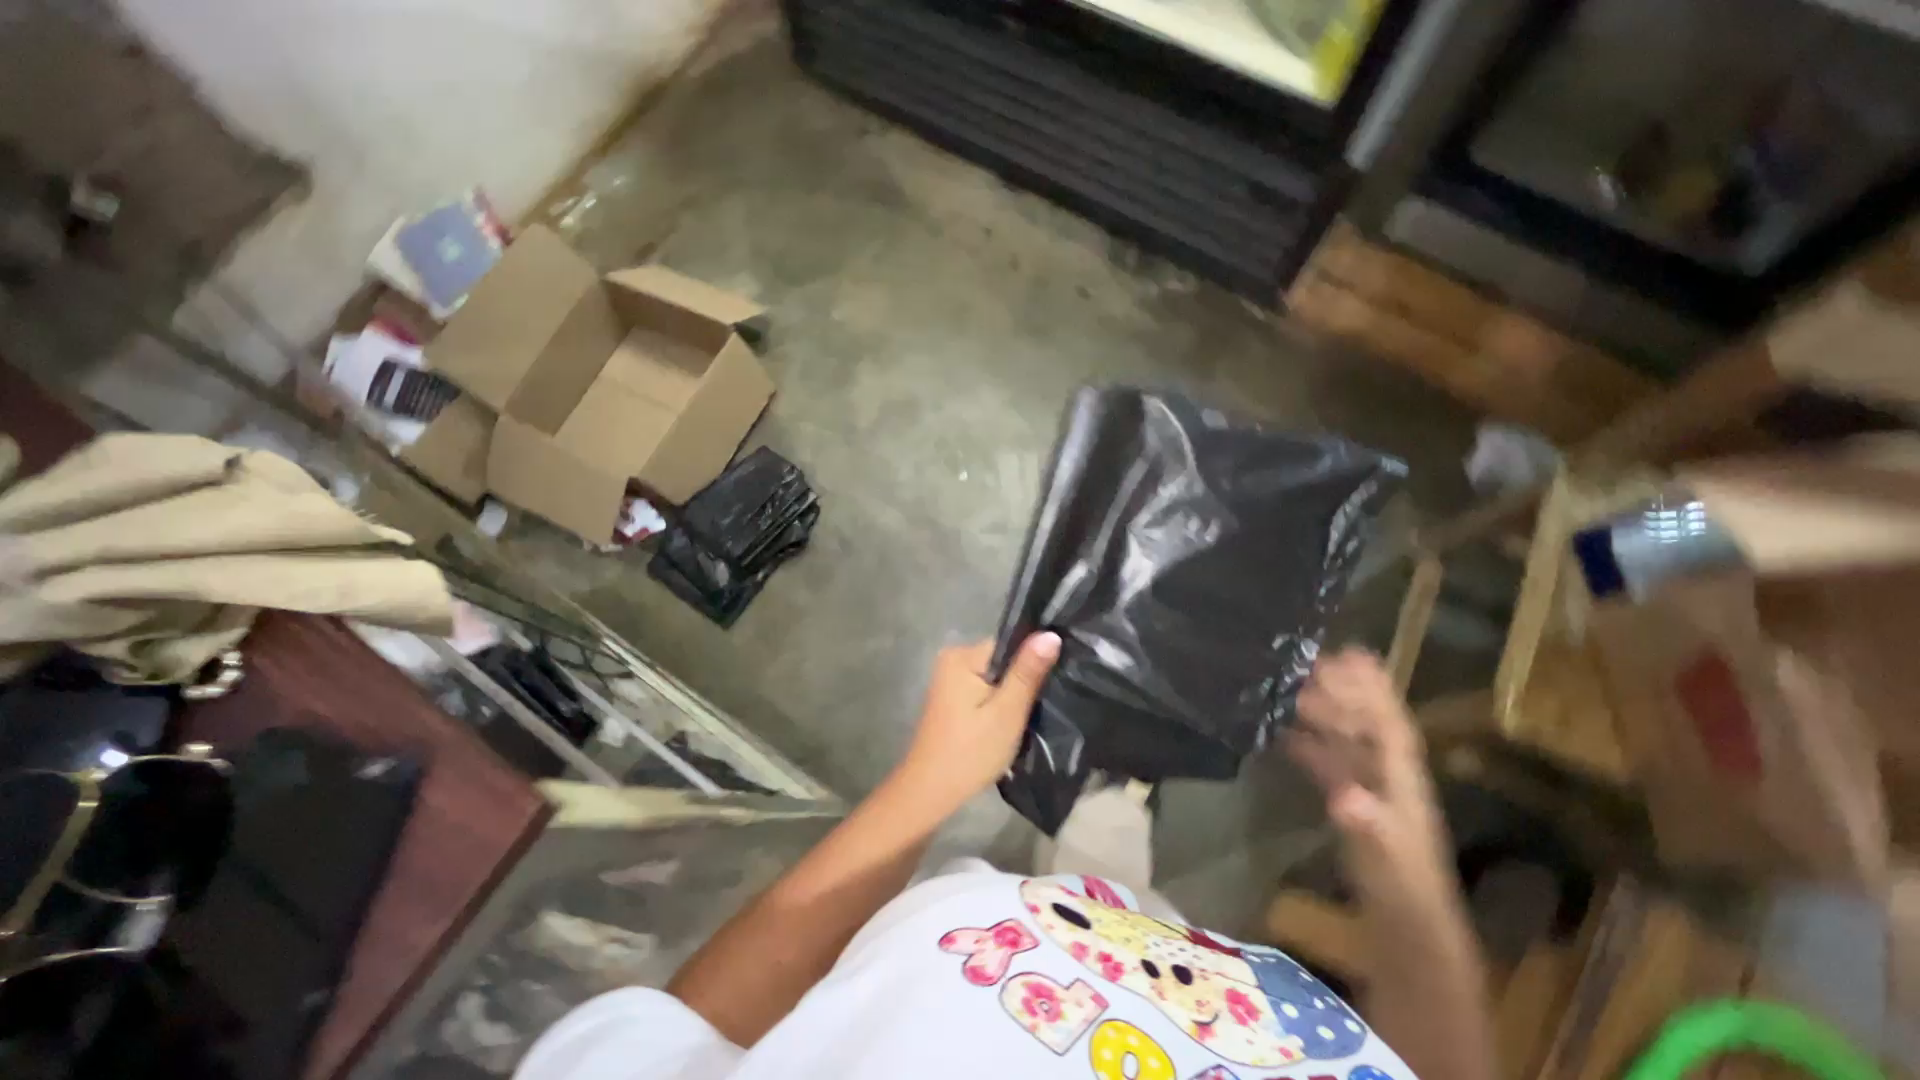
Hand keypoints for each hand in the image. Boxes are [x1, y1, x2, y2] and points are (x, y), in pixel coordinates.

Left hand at [893, 632, 1060, 811]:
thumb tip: (1050, 633)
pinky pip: (985, 693)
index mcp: (962, 656)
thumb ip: (1027, 672)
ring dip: (1013, 697)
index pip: (1010, 645)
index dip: (1034, 662)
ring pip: (996, 680)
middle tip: (1046, 704)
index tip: (1054, 682)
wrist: (931, 792)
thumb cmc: (971, 752)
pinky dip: (999, 706)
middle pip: (1003, 662)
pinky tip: (1012, 724)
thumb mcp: (1007, 712)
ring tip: (1032, 716)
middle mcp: (952, 661)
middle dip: (1023, 682)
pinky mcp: (952, 702)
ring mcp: (949, 682)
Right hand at [1289, 648, 1456, 907]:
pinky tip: (1284, 734)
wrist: (1407, 929)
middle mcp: (1388, 776)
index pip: (1387, 723)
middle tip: (1310, 660)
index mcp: (1402, 779)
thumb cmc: (1401, 889)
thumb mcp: (1385, 856)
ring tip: (1294, 685)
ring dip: (1325, 712)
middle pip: (1366, 722)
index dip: (1371, 688)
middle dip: (1345, 689)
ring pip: (1347, 740)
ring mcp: (1370, 790)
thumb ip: (1366, 823)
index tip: (1352, 653)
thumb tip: (1344, 795)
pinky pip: (1330, 764)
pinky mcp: (1351, 807)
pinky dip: (1310, 745)